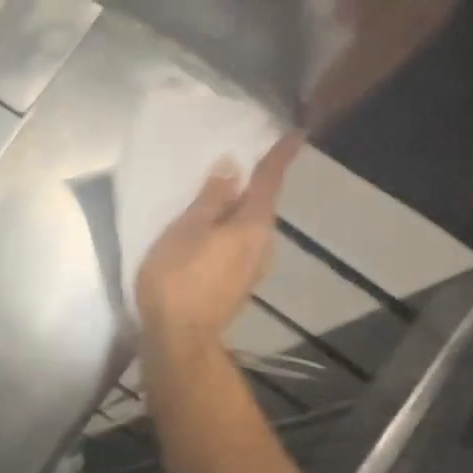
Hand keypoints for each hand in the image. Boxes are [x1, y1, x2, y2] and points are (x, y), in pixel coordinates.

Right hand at [135, 133, 301, 351]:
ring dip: (236, 224)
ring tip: (213, 220)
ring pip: (249, 235)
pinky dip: (227, 246)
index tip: (295, 133)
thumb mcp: (183, 233)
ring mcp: (253, 271)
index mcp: (252, 222)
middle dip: (249, 194)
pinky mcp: (237, 291)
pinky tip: (208, 252)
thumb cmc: (177, 282)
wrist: (180, 340)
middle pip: (261, 209)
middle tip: (232, 181)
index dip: (280, 155)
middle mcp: (263, 243)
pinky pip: (238, 256)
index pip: (270, 179)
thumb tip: (232, 166)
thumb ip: (209, 200)